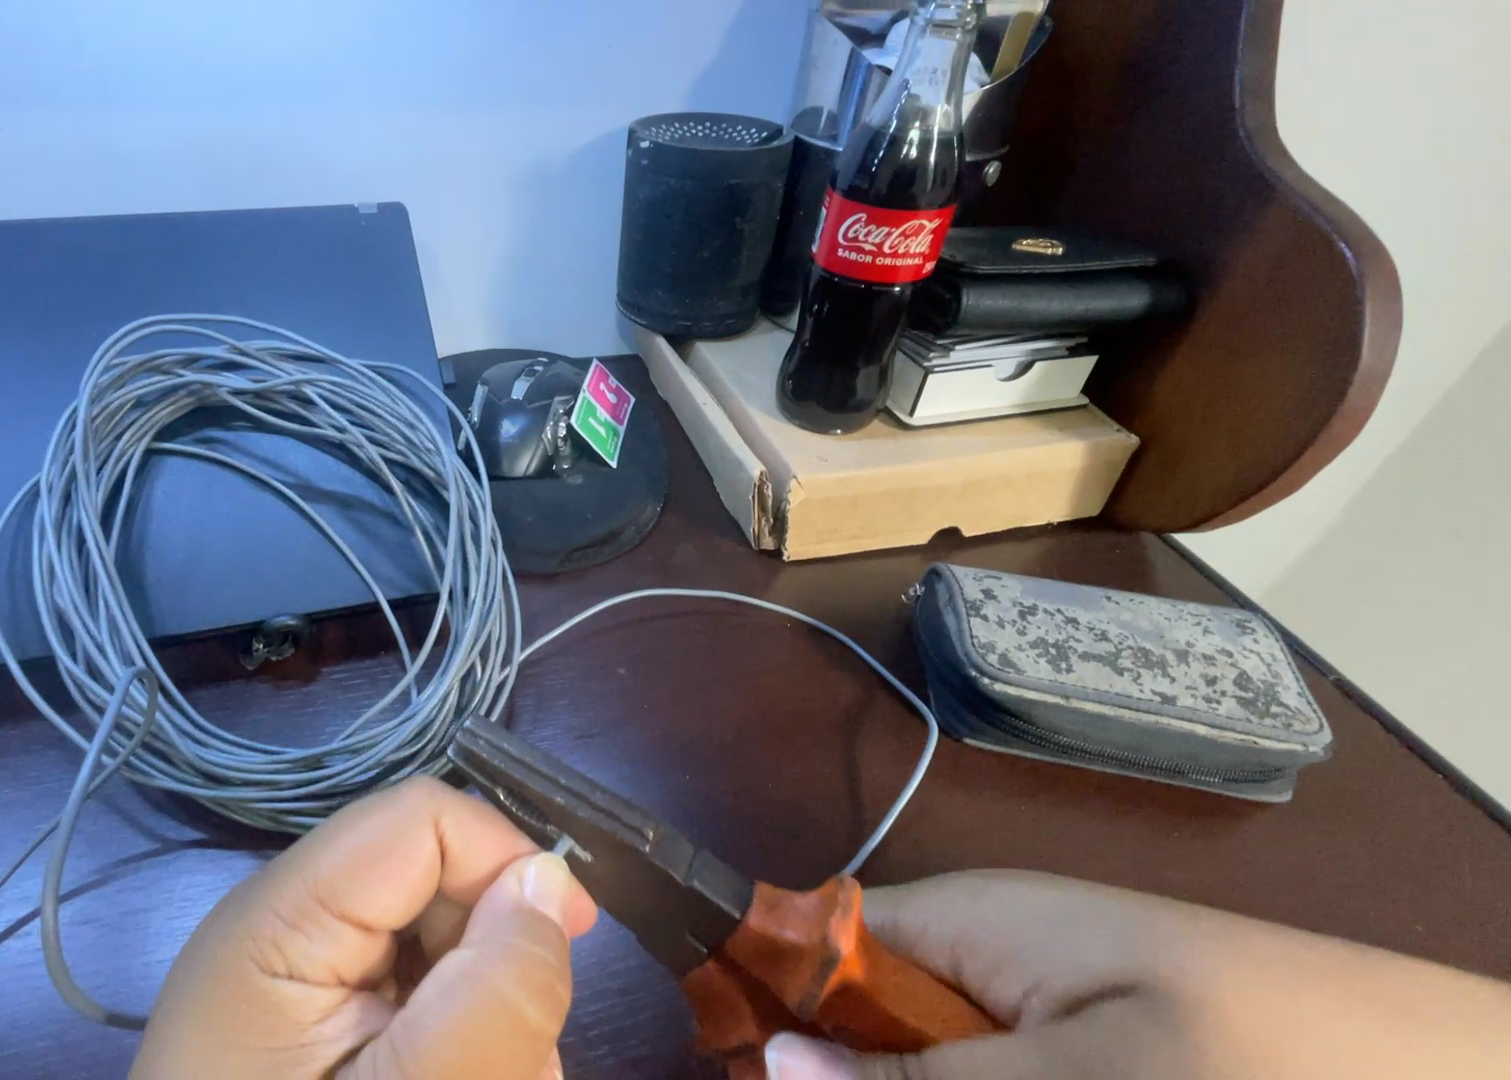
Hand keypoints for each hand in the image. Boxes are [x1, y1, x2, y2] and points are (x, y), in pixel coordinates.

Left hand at [131, 777, 597, 1079]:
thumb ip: (492, 993)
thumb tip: (549, 876)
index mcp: (279, 919)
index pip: (421, 817)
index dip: (504, 856)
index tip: (570, 935)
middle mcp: (282, 920)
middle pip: (432, 870)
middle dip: (496, 948)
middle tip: (520, 1056)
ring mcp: (295, 969)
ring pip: (435, 930)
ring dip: (485, 1000)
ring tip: (489, 1077)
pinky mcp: (313, 1011)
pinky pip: (412, 982)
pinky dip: (457, 1027)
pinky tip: (456, 1074)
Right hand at [766, 869, 1510, 1078]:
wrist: (1465, 1073)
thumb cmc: (1263, 1054)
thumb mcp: (1091, 1079)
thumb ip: (929, 1078)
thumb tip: (776, 1058)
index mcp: (967, 918)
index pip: (827, 940)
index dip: (784, 1002)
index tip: (756, 1075)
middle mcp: (987, 948)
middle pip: (877, 1017)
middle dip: (868, 1079)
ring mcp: (1043, 1001)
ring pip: (942, 1063)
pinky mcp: (1091, 1046)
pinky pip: (1004, 1072)